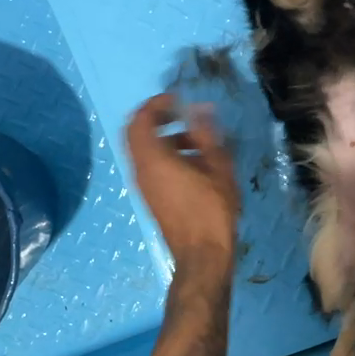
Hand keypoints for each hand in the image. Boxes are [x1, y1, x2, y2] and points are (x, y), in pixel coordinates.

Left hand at [125, 94, 240, 275]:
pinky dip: (167, 154)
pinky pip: (152, 166)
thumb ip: (206, 134)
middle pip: (137, 133)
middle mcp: (141, 170)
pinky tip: (196, 163)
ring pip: (145, 150)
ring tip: (198, 140)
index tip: (178, 99)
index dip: (156, 104)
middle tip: (183, 114)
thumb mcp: (217, 167)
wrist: (202, 255)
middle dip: (158, 118)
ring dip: (166, 137)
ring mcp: (144, 186)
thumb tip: (199, 108)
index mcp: (153, 159)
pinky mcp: (152, 197)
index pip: (139, 119)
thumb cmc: (212, 209)